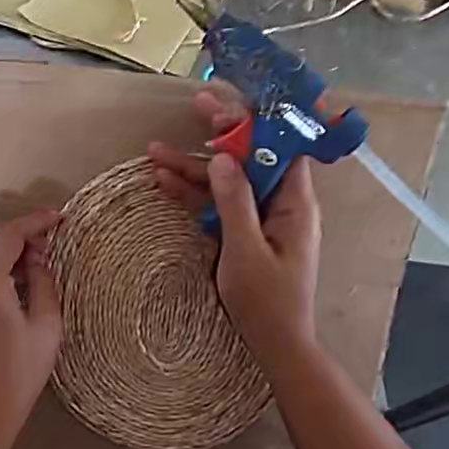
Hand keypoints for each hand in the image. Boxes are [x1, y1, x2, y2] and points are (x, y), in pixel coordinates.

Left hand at [0, 210, 62, 448]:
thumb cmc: (16, 376)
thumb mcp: (45, 327)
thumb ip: (43, 283)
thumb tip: (40, 257)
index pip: (9, 235)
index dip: (35, 221)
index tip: (58, 218)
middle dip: (14, 228)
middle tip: (45, 238)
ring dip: (2, 245)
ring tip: (35, 258)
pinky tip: (18, 277)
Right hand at [150, 87, 322, 357]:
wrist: (276, 344)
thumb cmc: (268, 302)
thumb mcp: (246, 250)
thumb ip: (234, 202)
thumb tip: (222, 158)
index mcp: (293, 203)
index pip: (279, 147)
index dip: (254, 123)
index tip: (225, 108)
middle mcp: (279, 203)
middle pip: (250, 157)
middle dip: (223, 133)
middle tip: (197, 105)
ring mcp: (259, 218)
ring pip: (227, 181)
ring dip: (194, 167)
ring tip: (155, 151)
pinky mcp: (243, 233)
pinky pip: (219, 205)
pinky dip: (195, 194)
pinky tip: (165, 182)